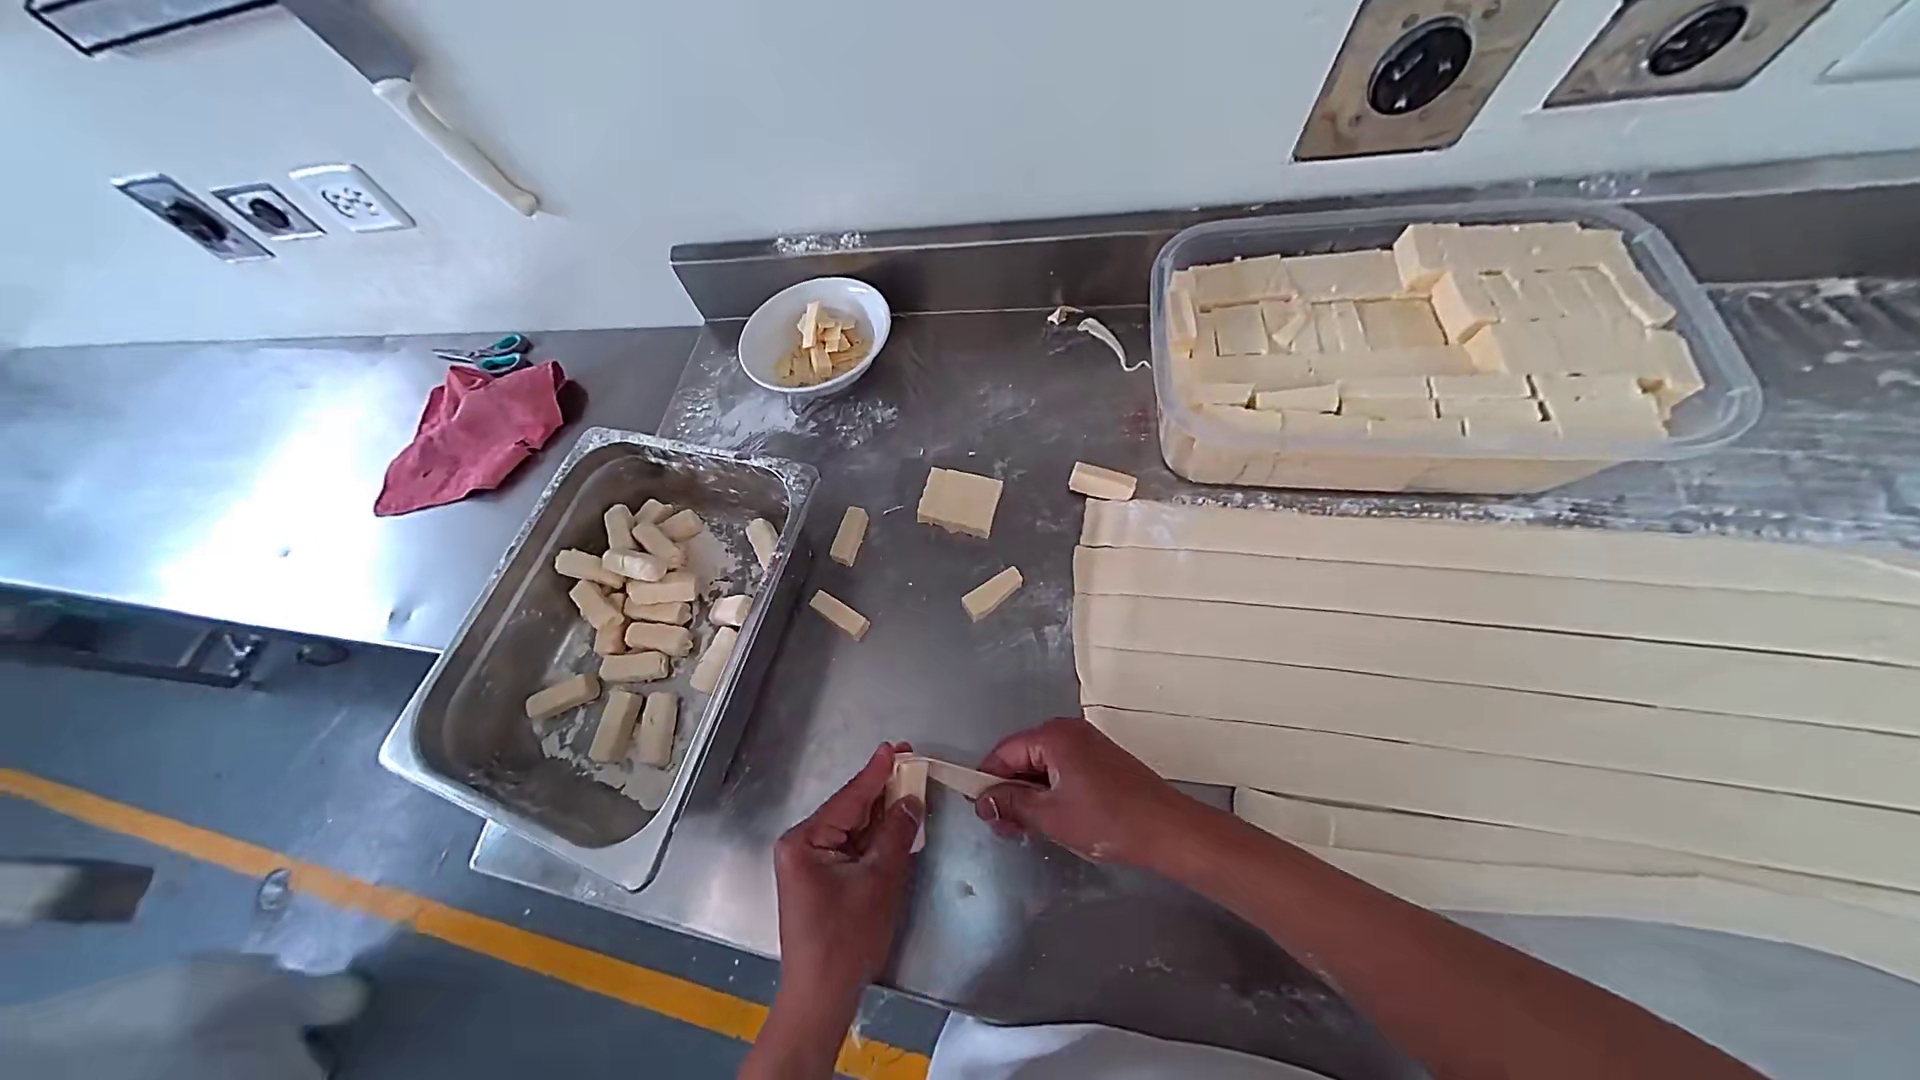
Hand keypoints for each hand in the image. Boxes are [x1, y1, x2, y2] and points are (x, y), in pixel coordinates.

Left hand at [771, 742, 923, 1002]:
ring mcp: (810, 862)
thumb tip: (911, 800)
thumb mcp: (879, 880)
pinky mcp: (822, 878)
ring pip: (854, 827)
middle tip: (910, 765)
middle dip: (882, 791)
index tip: (896, 747)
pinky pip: (853, 846)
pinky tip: (897, 824)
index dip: (877, 772)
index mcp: (805, 840)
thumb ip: (896, 833)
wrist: (822, 997)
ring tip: (910, 790)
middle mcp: (802, 845)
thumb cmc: (845, 939)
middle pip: (851, 809)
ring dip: (882, 814)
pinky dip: (876, 837)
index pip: (849, 797)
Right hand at [973, 716, 1205, 866]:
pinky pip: (1062, 769)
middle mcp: (1069, 731)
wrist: (1168, 830)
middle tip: (1003, 827)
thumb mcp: (1049, 816)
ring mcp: (1087, 744)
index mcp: (1054, 736)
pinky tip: (1050, 818)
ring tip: (1026, 828)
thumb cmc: (1108, 820)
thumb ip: (1011, 804)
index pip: (1004, 752)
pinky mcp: (1101, 760)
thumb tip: (985, 800)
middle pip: (1023, 756)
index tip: (981, 809)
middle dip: (1009, 791)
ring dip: (1029, 794)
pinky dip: (1050, 791)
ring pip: (1042, 765)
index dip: (987, 781)